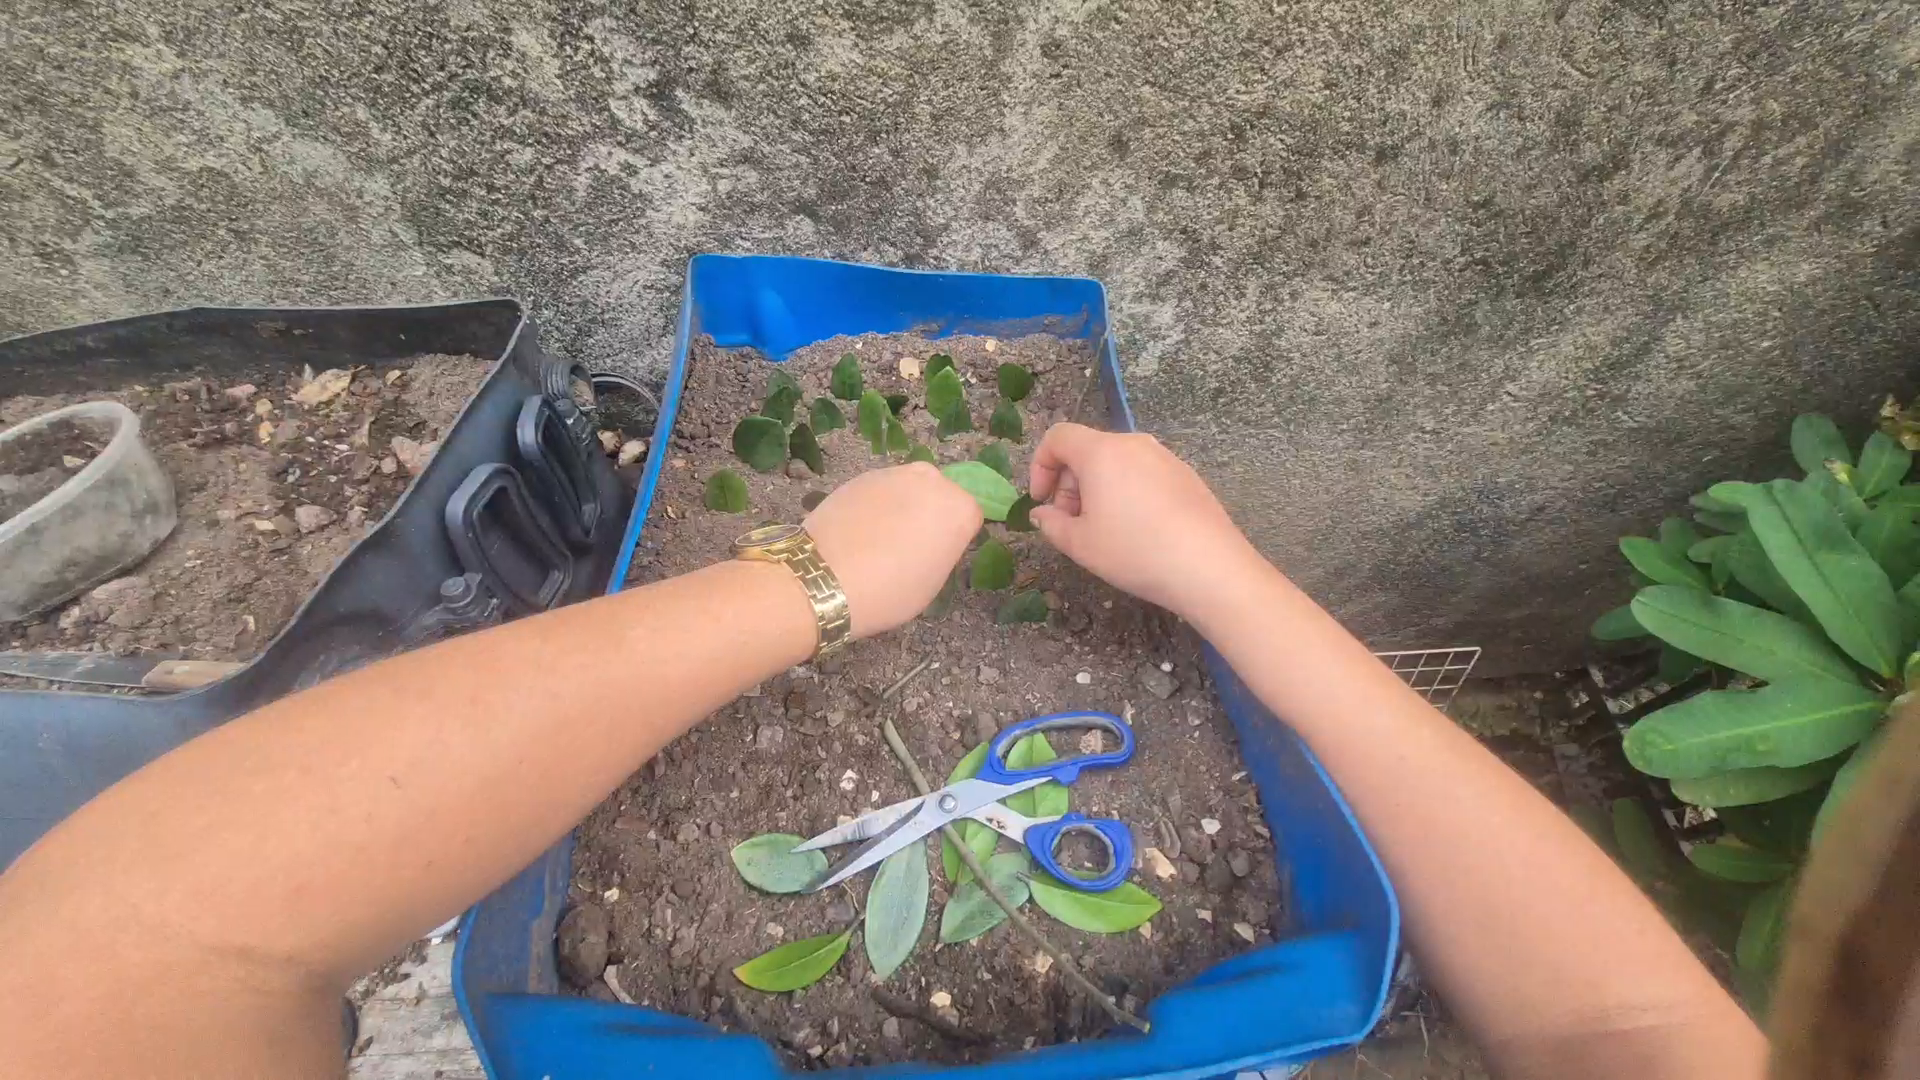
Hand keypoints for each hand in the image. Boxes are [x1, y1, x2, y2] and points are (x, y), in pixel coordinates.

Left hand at [804, 462, 982, 636]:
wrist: (826, 577)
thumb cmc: (891, 590)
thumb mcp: (934, 581)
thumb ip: (942, 549)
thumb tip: (931, 538)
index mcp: (960, 507)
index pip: (969, 518)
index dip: (952, 539)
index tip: (935, 557)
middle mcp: (932, 480)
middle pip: (940, 496)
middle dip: (929, 515)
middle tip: (908, 547)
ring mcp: (894, 473)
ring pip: (909, 490)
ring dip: (902, 507)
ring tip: (879, 541)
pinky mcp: (862, 475)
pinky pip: (881, 491)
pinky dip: (875, 506)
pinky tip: (859, 532)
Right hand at [1027, 423, 1264, 622]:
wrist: (1208, 567)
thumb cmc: (1134, 551)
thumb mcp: (1080, 544)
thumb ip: (1051, 524)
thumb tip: (1041, 513)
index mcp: (1101, 452)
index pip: (1058, 437)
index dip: (1040, 465)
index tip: (1040, 501)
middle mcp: (1133, 444)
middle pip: (1087, 450)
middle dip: (1069, 483)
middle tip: (1070, 523)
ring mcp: (1164, 457)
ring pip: (1116, 463)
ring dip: (1097, 489)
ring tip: (1103, 530)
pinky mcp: (1186, 475)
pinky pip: (1143, 473)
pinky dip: (1126, 492)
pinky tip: (1137, 530)